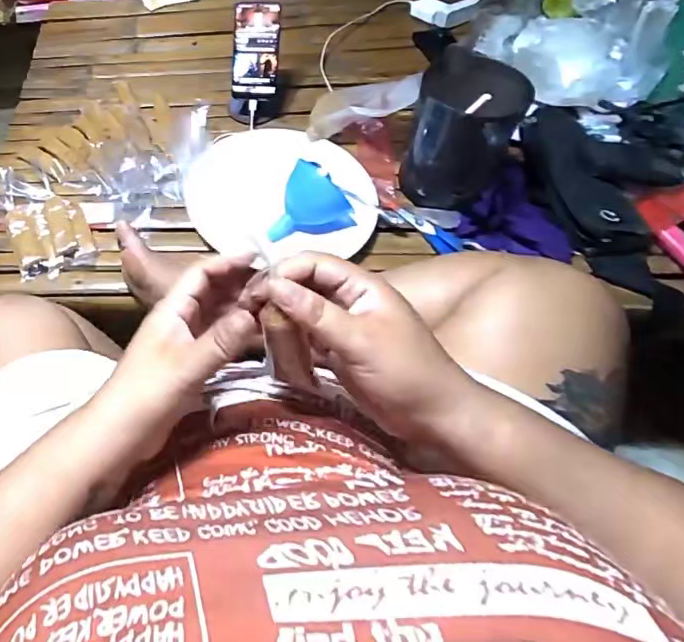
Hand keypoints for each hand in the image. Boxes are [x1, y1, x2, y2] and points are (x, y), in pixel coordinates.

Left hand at [89, 253, 262, 458]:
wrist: (119, 433)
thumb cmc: (148, 392)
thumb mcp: (188, 364)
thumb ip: (221, 340)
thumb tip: (253, 312)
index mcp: (172, 308)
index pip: (201, 272)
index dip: (228, 261)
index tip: (258, 256)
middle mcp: (178, 318)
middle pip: (211, 290)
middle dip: (240, 283)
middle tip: (275, 284)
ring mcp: (183, 340)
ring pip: (216, 314)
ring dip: (240, 307)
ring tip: (272, 305)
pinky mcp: (188, 362)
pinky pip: (217, 337)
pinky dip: (236, 332)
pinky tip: (256, 336)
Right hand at [246, 253, 482, 445]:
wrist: (437, 420)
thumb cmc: (404, 373)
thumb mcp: (358, 340)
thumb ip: (315, 312)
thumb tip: (274, 284)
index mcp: (360, 285)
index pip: (314, 262)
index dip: (283, 271)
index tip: (256, 292)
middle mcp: (349, 299)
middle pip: (304, 283)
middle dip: (276, 293)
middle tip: (246, 310)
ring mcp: (343, 325)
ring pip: (301, 309)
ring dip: (280, 315)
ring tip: (253, 326)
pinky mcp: (338, 349)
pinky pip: (306, 335)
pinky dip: (290, 337)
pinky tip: (272, 344)